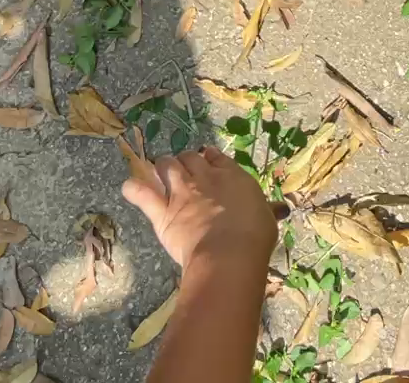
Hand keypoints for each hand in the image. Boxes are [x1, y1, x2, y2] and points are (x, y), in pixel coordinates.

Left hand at [121, 146, 276, 270]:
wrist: (229, 251)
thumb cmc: (254, 235)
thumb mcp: (266, 217)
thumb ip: (267, 210)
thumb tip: (280, 210)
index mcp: (231, 174)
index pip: (214, 156)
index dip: (207, 158)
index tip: (205, 162)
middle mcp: (204, 176)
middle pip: (188, 157)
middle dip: (184, 162)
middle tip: (183, 172)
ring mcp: (181, 191)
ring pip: (165, 166)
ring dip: (162, 168)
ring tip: (160, 174)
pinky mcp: (162, 212)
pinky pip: (142, 194)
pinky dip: (133, 189)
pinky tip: (128, 187)